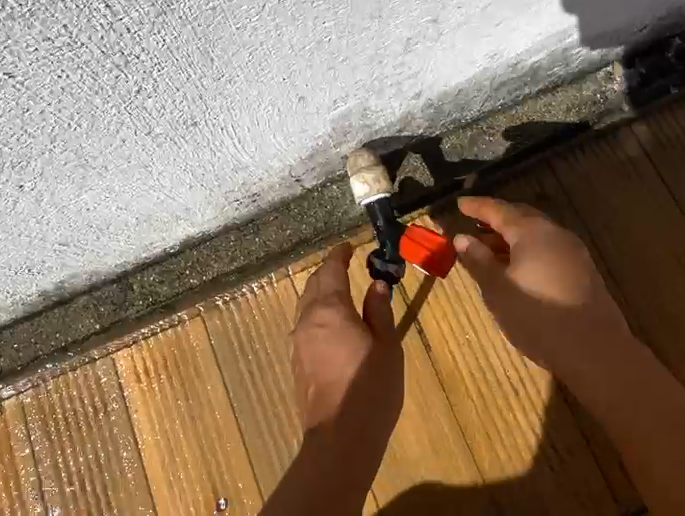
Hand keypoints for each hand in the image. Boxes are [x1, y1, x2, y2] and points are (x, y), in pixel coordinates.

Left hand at [290, 242, 403, 437]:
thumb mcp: (387, 346)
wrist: (339, 438)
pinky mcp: (296, 363)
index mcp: (330, 309)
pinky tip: (330, 325)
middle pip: (314, 285)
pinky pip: (304, 325)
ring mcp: (298, 342)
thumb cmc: (370, 387)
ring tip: (339, 292)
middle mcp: (308, 319)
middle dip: (328, 272)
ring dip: (320, 293)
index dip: (339, 256)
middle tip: (345, 266)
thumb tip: (376, 285)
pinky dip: (316, 313)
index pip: (331, 270)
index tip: (349, 247)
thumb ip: (380, 312)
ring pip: (306, 305)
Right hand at [454, 195, 634, 389]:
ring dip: (513, 236)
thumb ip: (478, 260)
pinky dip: (529, 250)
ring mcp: (573, 251)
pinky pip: (549, 248)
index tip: (459, 204)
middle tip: (475, 223)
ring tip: (491, 248)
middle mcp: (554, 233)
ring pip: (537, 233)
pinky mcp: (584, 271)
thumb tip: (461, 238)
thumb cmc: (538, 316)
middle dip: (497, 219)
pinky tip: (520, 268)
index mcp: (531, 231)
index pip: (498, 209)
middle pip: (521, 216)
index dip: (477, 207)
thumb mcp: (498, 289)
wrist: (595, 351)